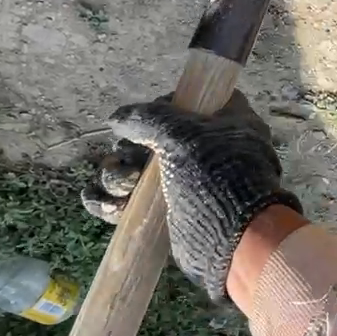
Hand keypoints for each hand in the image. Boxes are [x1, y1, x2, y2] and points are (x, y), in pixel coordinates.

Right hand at [83, 92, 300, 303]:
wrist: (232, 236)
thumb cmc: (217, 174)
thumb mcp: (185, 135)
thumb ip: (150, 119)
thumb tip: (117, 118)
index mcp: (227, 121)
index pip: (193, 99)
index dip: (166, 104)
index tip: (150, 116)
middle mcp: (208, 147)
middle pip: (153, 136)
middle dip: (130, 148)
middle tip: (131, 160)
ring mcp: (187, 180)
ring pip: (135, 168)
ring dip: (117, 175)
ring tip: (125, 186)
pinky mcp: (169, 209)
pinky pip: (129, 199)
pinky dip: (111, 201)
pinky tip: (105, 202)